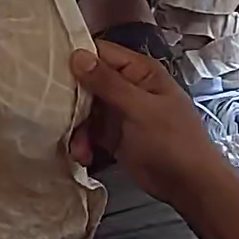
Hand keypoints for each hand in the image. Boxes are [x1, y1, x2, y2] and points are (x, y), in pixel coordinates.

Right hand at [69, 40, 236, 205]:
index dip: (76, 58)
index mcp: (140, 72)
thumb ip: (108, 83)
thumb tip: (77, 55)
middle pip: (89, 82)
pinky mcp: (115, 136)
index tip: (48, 68)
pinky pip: (91, 132)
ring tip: (78, 146)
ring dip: (77, 127)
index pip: (101, 53)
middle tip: (54, 113)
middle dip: (72, 99)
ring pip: (86, 110)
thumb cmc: (172, 141)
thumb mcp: (140, 109)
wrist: (190, 185)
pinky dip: (84, 142)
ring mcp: (121, 113)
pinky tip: (84, 155)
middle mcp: (128, 88)